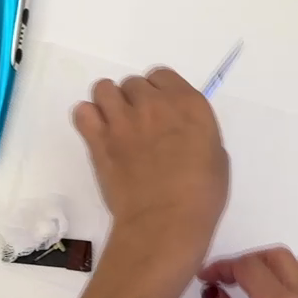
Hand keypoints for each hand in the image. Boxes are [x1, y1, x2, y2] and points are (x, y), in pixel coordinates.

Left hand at [73, 68, 227, 269]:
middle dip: (133, 100)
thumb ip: (195, 131)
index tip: (158, 111)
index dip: (157, 91)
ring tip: (113, 125)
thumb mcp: (215, 155)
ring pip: (104, 89)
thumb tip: (179, 131)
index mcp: (188, 104)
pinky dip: (86, 118)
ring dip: (108, 103)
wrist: (165, 222)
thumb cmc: (200, 197)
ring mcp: (122, 120)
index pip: (161, 75)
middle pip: (132, 83)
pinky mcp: (99, 141)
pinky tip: (96, 133)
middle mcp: (153, 104)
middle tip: (137, 126)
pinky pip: (82, 112)